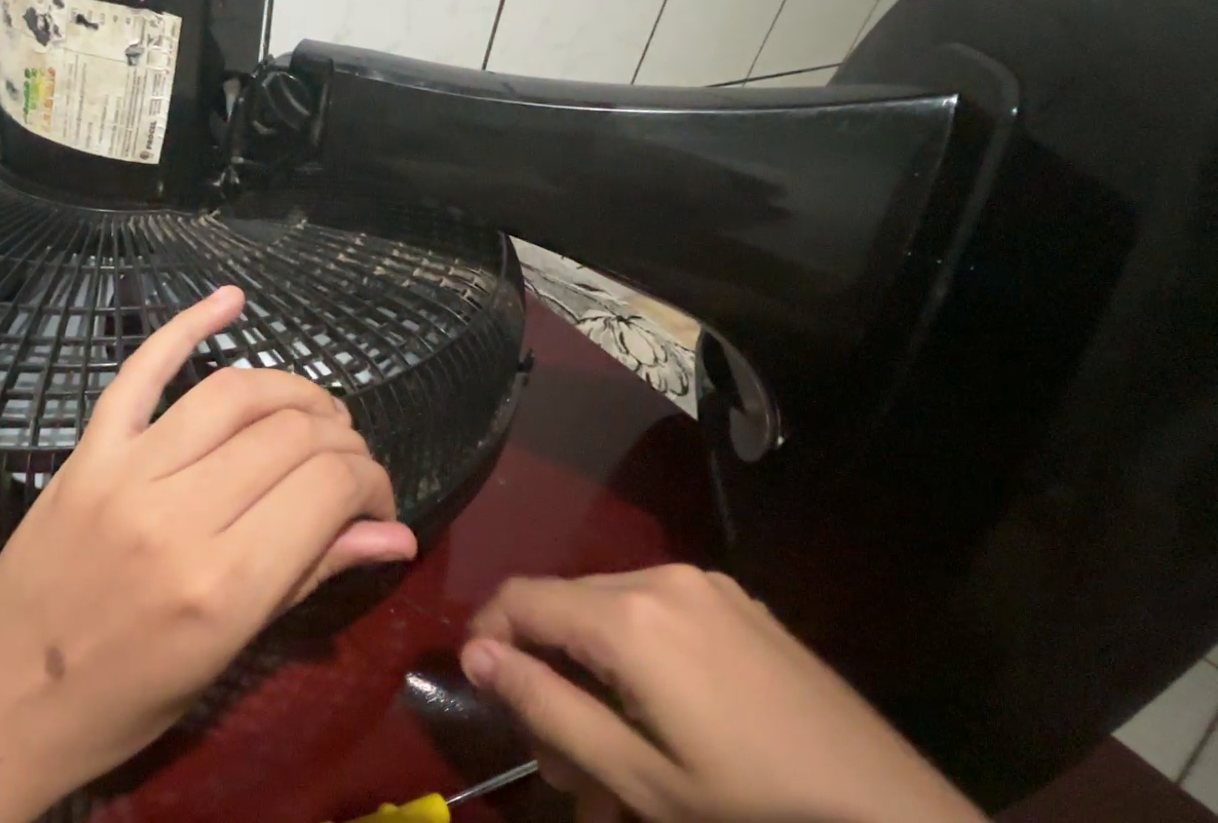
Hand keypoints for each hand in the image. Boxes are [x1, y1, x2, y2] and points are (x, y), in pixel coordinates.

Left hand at [0, 286, 415, 822]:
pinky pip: (141, 371)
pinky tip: (230, 301)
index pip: (329, 485)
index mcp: (223, 583)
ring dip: (293, 391)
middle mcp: (178, 514)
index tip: (375, 502)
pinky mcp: (87, 451)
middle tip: (348, 466)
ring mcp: (125, 472)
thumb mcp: (230, 654)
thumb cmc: (129, 700)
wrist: (8, 701)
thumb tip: (396, 534)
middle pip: (290, 433)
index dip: (371, 481)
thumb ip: (312, 574)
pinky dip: (186, 326)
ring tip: (317, 413)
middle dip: (342, 441)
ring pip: (234, 393)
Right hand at [460, 566, 985, 822]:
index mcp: (631, 616)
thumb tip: (475, 655)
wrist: (902, 822)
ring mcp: (707, 586)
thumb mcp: (638, 777)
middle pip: (562, 602)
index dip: (486, 635)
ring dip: (586, 665)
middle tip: (557, 753)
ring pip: (607, 609)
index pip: (521, 599)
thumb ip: (546, 707)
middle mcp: (662, 578)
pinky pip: (656, 613)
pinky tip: (658, 714)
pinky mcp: (739, 604)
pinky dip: (632, 654)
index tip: (480, 688)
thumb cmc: (755, 810)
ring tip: (608, 745)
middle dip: (540, 664)